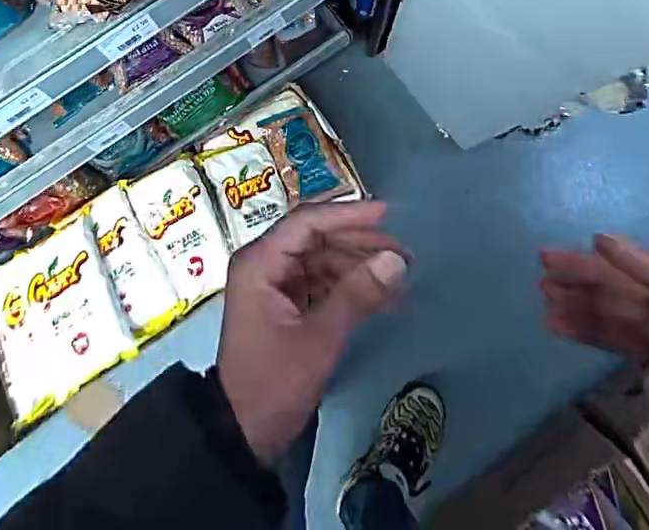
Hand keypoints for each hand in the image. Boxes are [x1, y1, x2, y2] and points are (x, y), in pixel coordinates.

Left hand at [217, 200, 408, 462]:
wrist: (243, 434)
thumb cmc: (273, 382)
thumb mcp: (318, 339)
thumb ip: (356, 295)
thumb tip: (396, 260)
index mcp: (259, 261)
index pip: (306, 222)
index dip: (346, 215)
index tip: (386, 214)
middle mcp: (264, 264)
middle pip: (316, 238)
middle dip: (360, 244)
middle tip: (405, 254)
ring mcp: (274, 283)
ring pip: (322, 259)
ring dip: (360, 267)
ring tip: (401, 280)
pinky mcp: (286, 303)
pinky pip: (322, 282)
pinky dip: (350, 288)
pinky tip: (384, 298)